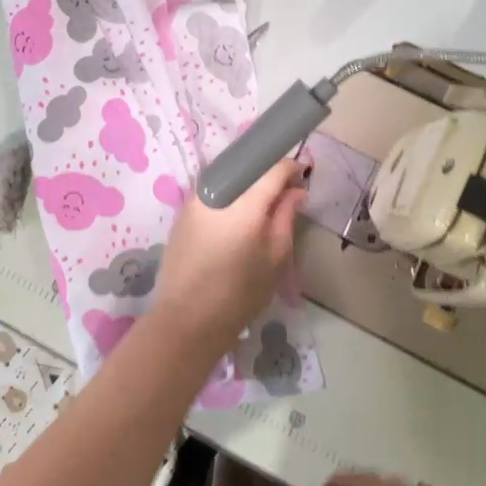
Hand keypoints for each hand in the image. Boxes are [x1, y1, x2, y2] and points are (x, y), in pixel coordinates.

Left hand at [152, 158, 306, 346]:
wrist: (187, 318)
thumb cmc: (239, 293)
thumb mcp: (274, 258)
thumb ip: (285, 217)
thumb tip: (296, 191)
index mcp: (242, 205)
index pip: (270, 170)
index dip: (290, 167)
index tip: (304, 173)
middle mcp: (214, 193)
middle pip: (246, 168)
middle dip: (267, 172)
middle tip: (286, 188)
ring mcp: (193, 201)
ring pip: (226, 177)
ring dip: (246, 182)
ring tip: (264, 201)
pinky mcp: (181, 213)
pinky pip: (211, 191)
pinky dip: (229, 193)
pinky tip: (239, 212)